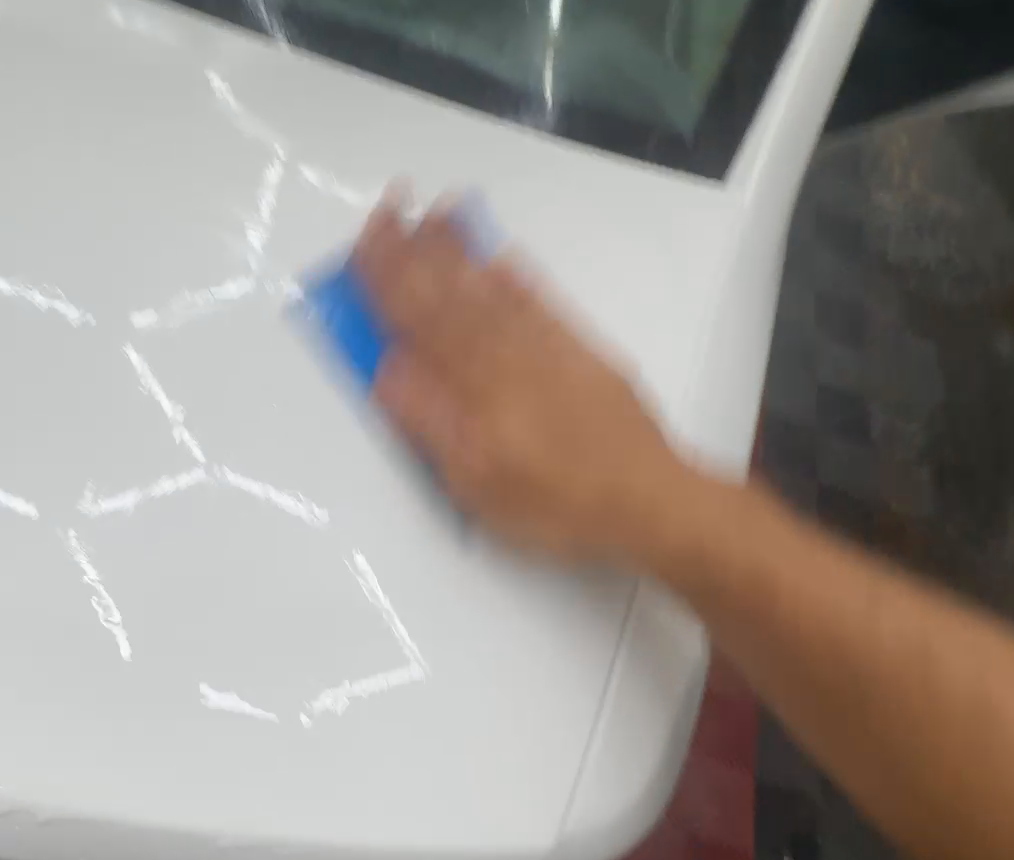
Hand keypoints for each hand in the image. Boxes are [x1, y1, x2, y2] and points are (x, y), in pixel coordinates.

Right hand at [354, 190, 698, 565]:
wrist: (649, 501)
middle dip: (415, 249)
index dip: (388, 279)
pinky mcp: (579, 352)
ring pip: (492, 289)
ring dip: (459, 249)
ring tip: (435, 210)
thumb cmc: (552, 502)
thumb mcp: (473, 482)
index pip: (419, 321)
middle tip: (390, 204)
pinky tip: (499, 256)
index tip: (364, 241)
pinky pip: (541, 302)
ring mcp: (547, 347)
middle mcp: (507, 354)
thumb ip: (429, 422)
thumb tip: (388, 370)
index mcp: (474, 386)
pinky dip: (516, 276)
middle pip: (451, 294)